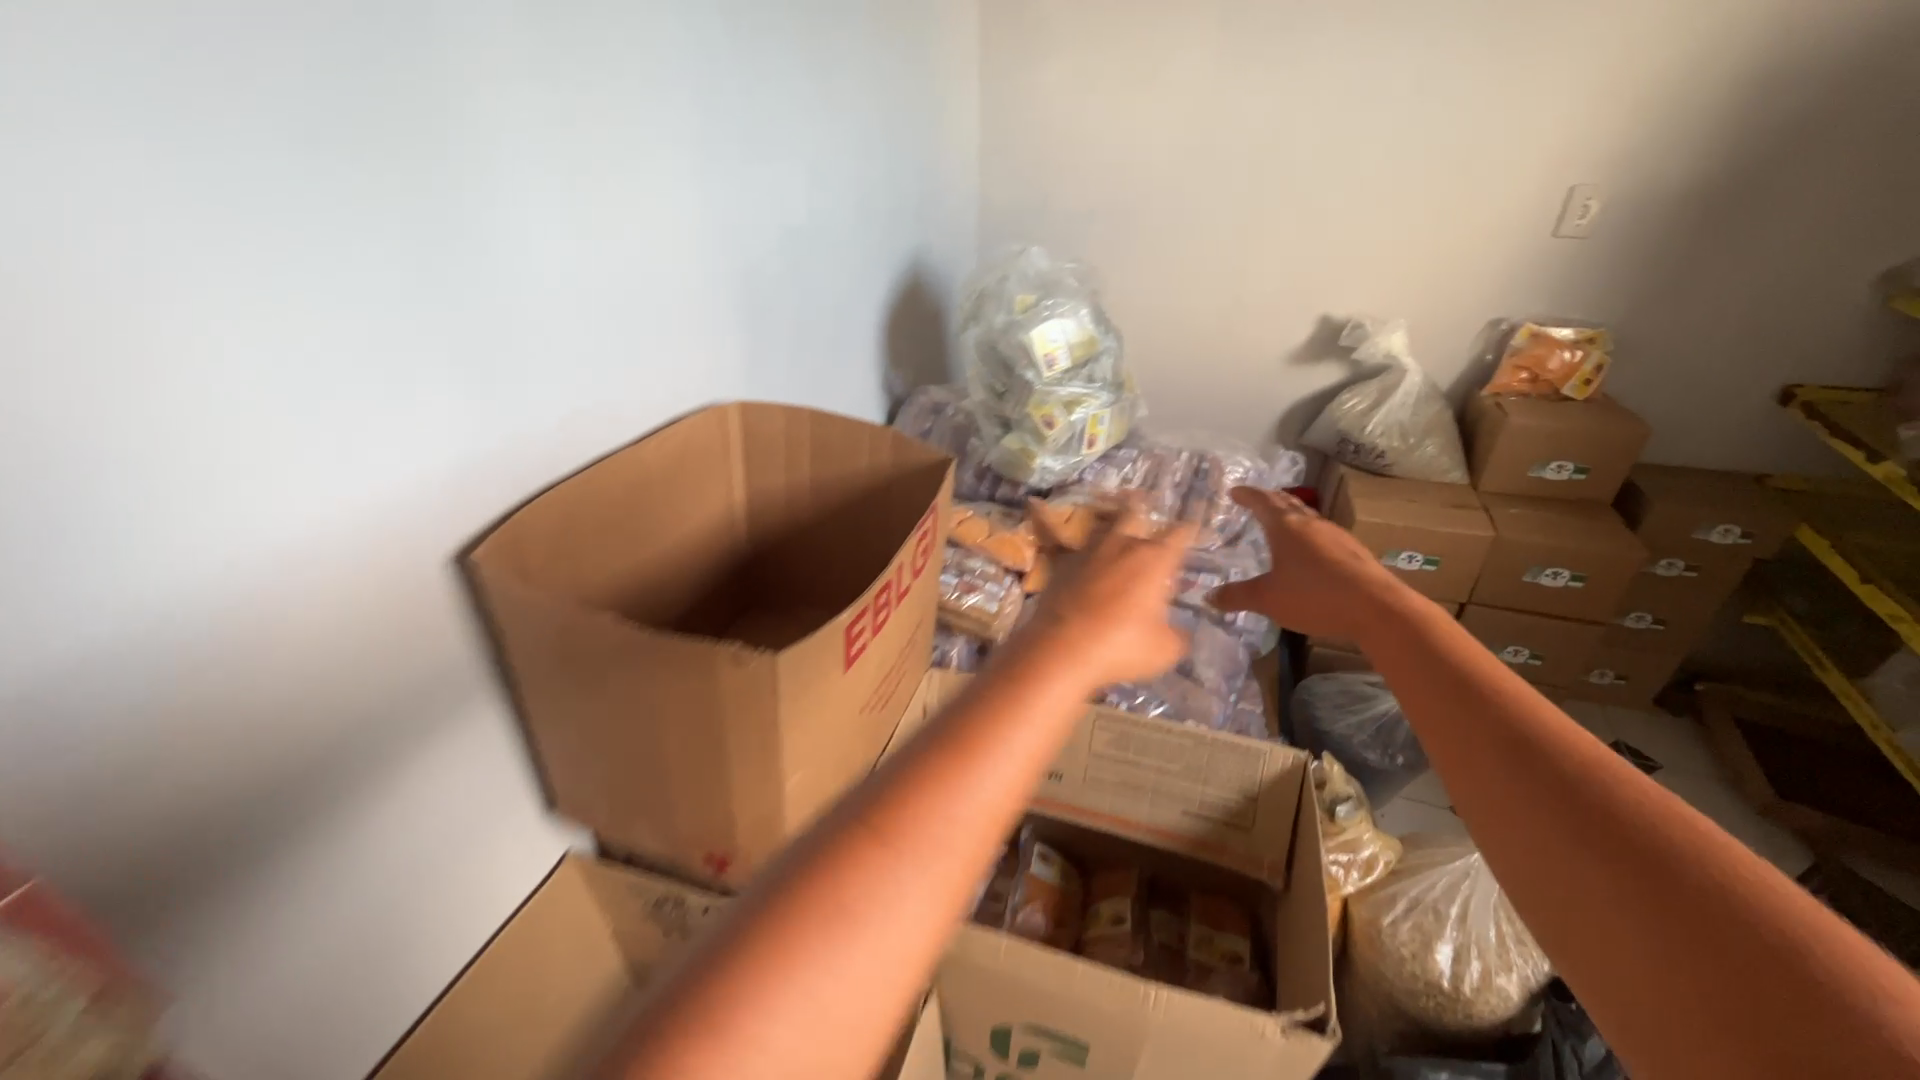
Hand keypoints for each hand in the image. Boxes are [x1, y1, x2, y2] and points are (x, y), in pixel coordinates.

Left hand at [1007, 499, 1198, 688]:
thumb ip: (1177, 636)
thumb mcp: (1164, 649)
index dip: (1188, 529)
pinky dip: (1066, 538)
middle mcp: (1121, 546)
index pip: (1180, 534)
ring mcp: (1087, 553)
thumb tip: (1181, 633)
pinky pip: (1066, 544)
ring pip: (1101, 527)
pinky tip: (1054, 528)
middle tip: (1145, 501)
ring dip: (1109, 524)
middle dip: (1142, 508)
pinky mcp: (1060, 566)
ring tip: (1112, 521)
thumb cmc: (1121, 646)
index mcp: (1154, 559)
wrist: (1061, 649)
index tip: (1192, 525)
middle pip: (1134, 515)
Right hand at [1209, 486, 1411, 641]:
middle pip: (1288, 503)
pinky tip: (1309, 554)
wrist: (1377, 609)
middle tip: (1256, 501)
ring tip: (1280, 526)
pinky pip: (1323, 536)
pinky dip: (1308, 536)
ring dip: (1291, 517)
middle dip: (1270, 500)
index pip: (1262, 501)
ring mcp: (1337, 536)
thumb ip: (1237, 596)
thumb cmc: (1314, 596)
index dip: (1247, 495)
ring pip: (1308, 518)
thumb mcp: (1267, 599)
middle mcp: (1312, 524)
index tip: (1235, 491)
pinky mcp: (1353, 552)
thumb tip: (1209, 596)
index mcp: (1287, 527)